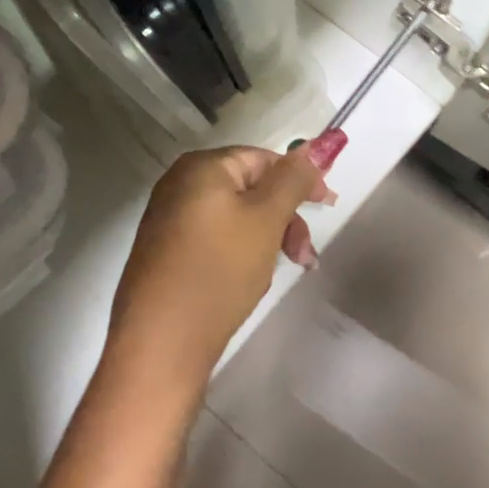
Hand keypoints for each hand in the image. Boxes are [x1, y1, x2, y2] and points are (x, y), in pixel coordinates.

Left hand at [107, 146, 335, 382]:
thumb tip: (316, 146)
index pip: (263, 158)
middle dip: (284, 217)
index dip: (299, 179)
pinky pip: (215, 239)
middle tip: (304, 255)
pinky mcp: (167, 252)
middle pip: (249, 187)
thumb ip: (293, 179)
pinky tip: (248, 281)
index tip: (327, 206)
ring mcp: (169, 219)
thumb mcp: (266, 220)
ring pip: (235, 217)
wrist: (161, 341)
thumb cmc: (219, 271)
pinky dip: (240, 253)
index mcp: (201, 167)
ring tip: (276, 273)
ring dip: (266, 239)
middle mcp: (179, 184)